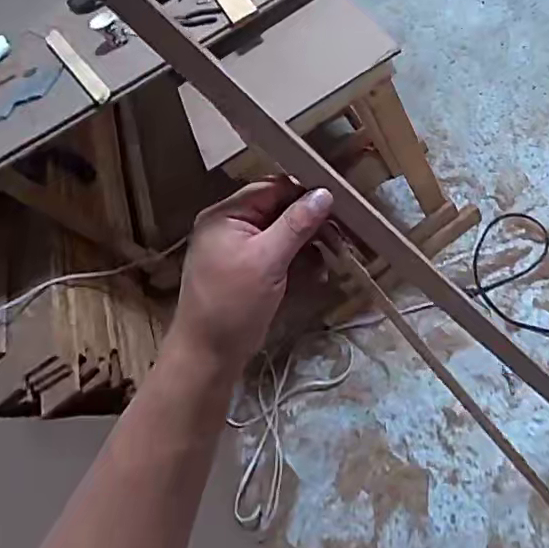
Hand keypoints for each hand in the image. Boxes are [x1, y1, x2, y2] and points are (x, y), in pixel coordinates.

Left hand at [169, 179, 333, 373]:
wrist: (207, 358)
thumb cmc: (233, 304)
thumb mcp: (268, 260)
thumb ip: (296, 224)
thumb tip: (324, 192)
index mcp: (226, 214)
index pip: (270, 188)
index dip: (303, 192)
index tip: (337, 201)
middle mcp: (230, 225)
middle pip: (278, 210)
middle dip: (310, 223)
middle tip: (341, 235)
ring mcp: (238, 249)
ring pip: (282, 234)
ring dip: (308, 244)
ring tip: (333, 257)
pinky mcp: (248, 270)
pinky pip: (277, 255)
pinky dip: (297, 262)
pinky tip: (317, 274)